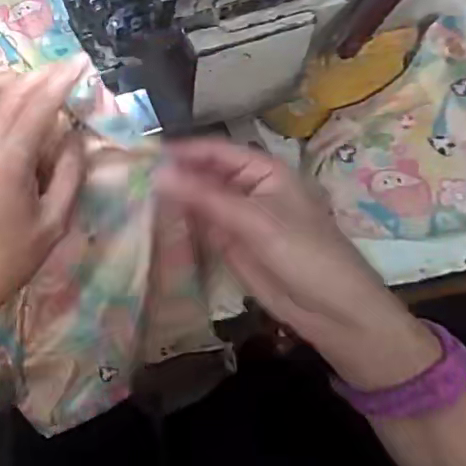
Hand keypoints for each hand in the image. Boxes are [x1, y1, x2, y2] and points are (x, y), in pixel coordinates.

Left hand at [0, 59, 88, 335]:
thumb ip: (69, 174)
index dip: (63, 78)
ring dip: (10, 80)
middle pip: (13, 90)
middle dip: (43, 74)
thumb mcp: (53, 223)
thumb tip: (75, 136)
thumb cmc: (6, 257)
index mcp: (9, 158)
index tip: (82, 61)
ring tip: (33, 84)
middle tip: (66, 71)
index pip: (39, 102)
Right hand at [156, 138, 440, 389]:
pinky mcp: (229, 243)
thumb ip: (205, 198)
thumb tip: (157, 173)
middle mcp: (247, 188)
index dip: (182, 150)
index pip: (215, 151)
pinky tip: (151, 218)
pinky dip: (178, 221)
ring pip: (197, 199)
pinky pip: (198, 225)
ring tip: (132, 193)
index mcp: (263, 171)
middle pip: (203, 173)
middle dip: (172, 173)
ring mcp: (237, 217)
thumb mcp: (255, 222)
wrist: (336, 315)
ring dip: (172, 197)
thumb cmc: (306, 256)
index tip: (142, 153)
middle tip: (129, 174)